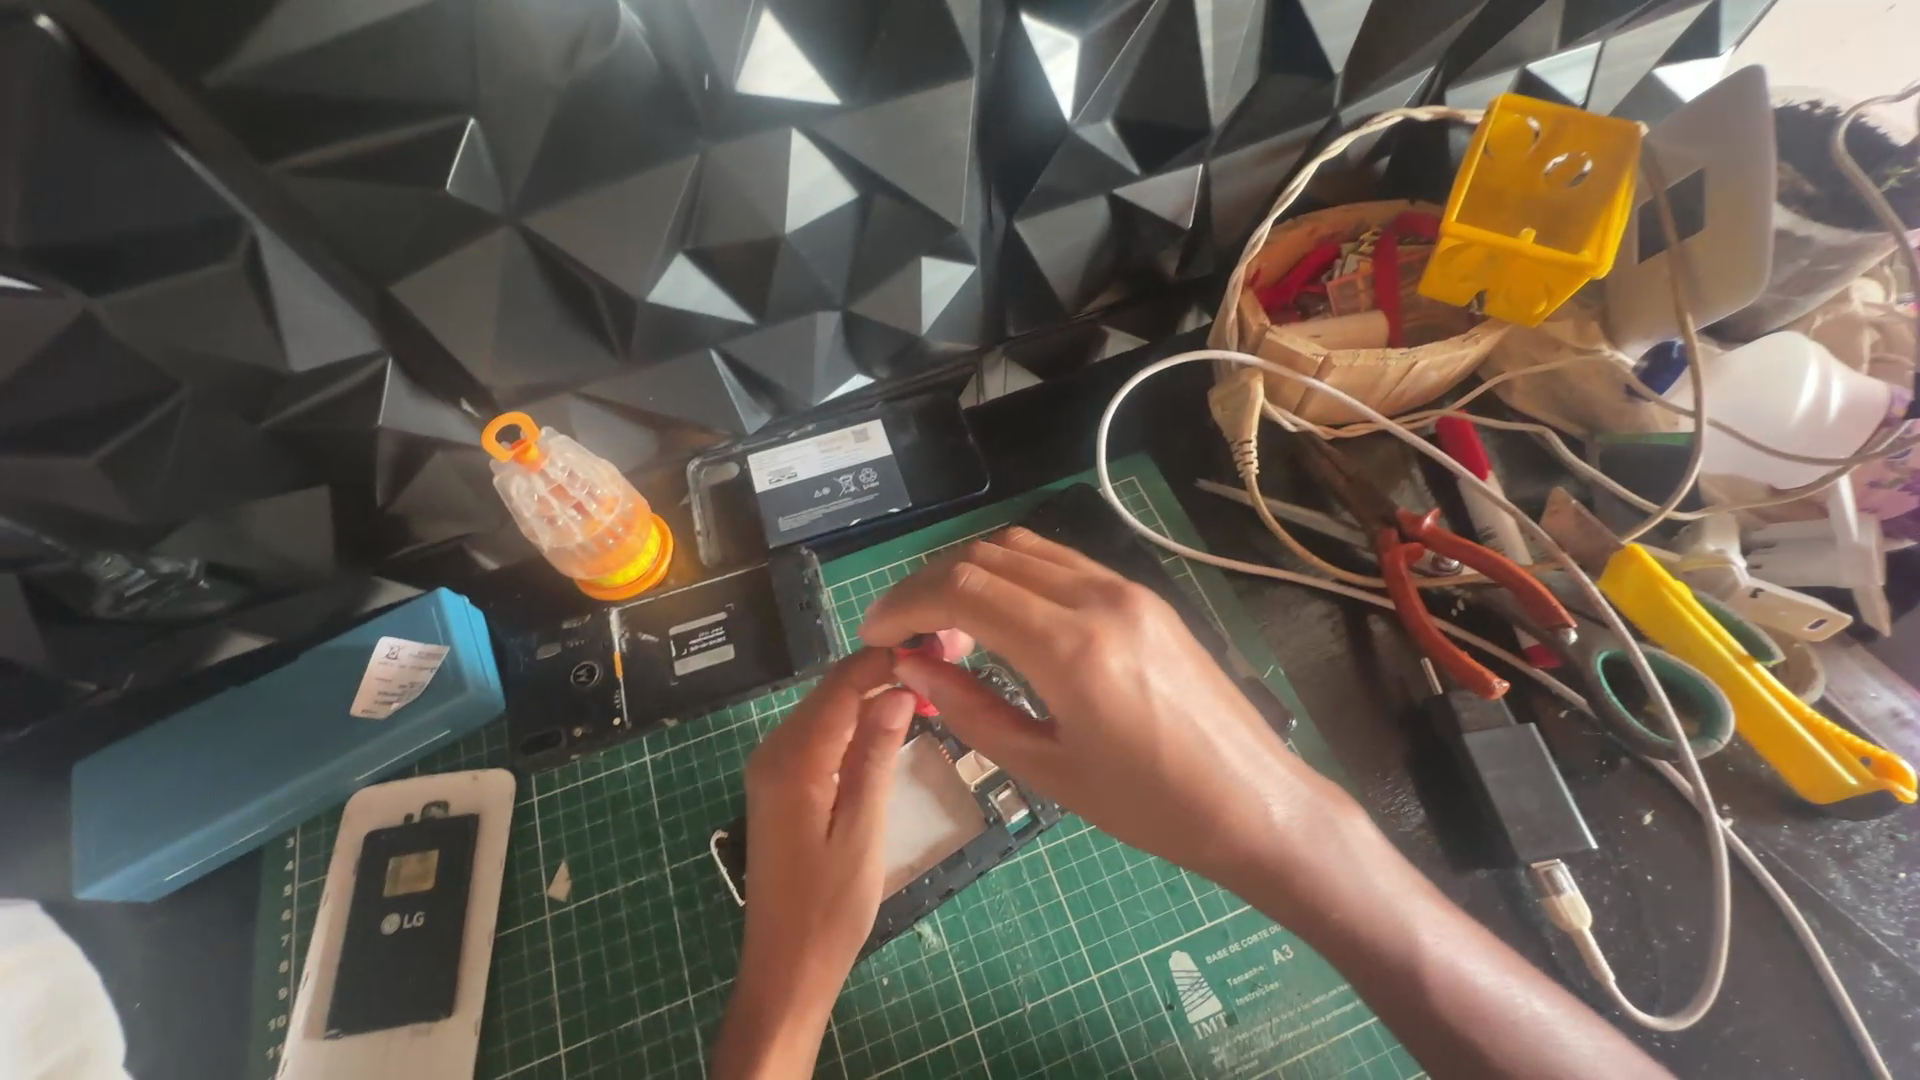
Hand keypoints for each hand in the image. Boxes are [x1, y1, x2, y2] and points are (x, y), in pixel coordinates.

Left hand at [712, 642, 960, 1078]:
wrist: (784, 970)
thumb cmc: (829, 909)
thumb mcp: (864, 830)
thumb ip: (875, 755)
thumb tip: (898, 691)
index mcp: (792, 760)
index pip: (842, 685)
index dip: (887, 659)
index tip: (934, 647)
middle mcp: (774, 752)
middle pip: (831, 691)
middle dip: (882, 673)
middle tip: (939, 668)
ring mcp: (773, 768)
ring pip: (827, 710)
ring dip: (871, 697)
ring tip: (926, 694)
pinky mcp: (780, 785)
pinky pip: (820, 736)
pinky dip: (855, 724)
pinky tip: (889, 728)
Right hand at [858, 527, 1362, 903]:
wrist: (1256, 803)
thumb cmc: (1151, 807)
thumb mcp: (1048, 771)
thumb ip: (971, 711)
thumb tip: (911, 668)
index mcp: (1070, 647)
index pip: (962, 590)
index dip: (904, 603)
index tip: (874, 632)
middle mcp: (1097, 598)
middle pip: (985, 557)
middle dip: (928, 585)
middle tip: (902, 631)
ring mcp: (1125, 589)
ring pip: (1022, 549)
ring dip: (969, 574)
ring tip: (945, 626)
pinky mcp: (1141, 595)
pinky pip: (1059, 563)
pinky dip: (1012, 576)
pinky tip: (1001, 619)